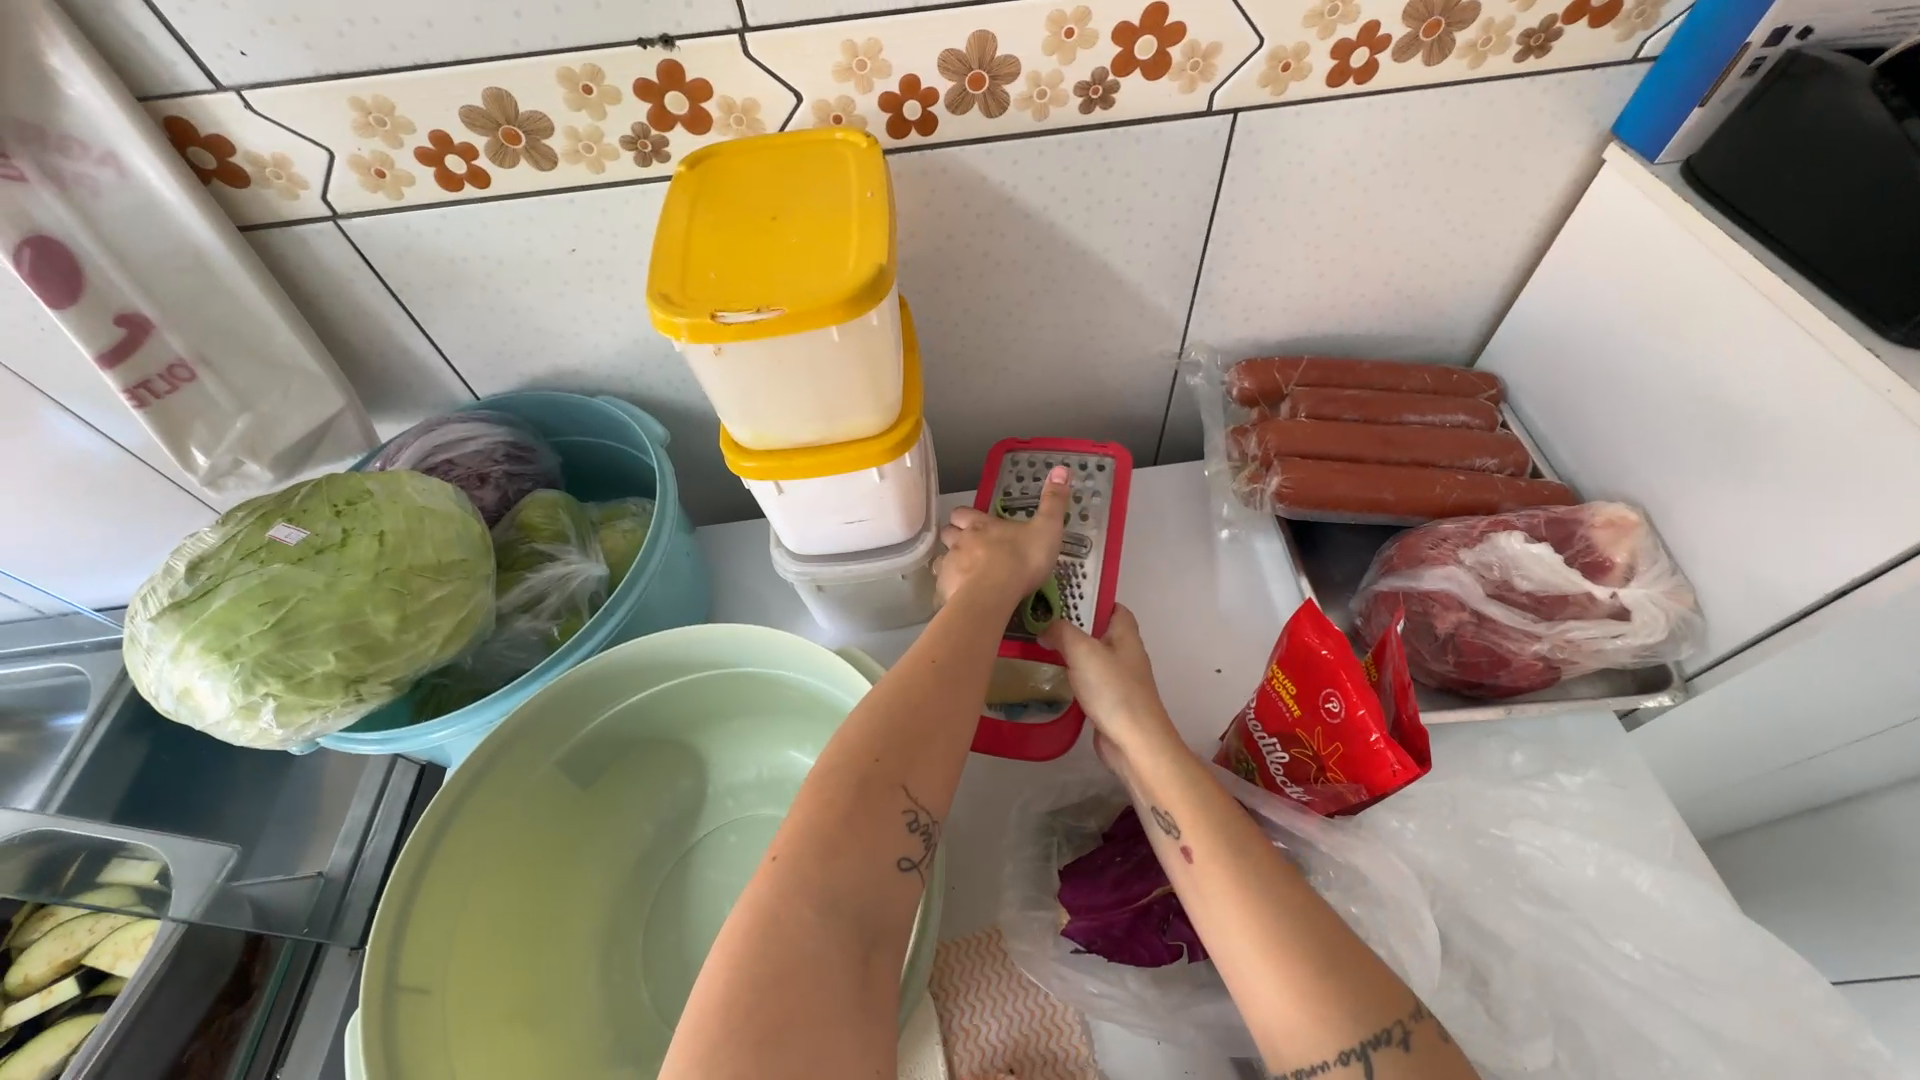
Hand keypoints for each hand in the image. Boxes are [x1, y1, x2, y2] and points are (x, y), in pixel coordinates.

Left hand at [935, 466, 1070, 608]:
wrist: (995, 594)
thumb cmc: (1022, 559)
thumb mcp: (1047, 528)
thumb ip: (1053, 502)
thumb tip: (1061, 469)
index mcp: (981, 525)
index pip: (961, 513)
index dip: (964, 517)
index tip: (971, 523)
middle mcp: (960, 541)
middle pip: (947, 533)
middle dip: (953, 537)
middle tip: (968, 547)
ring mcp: (949, 566)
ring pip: (940, 560)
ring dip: (950, 564)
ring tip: (964, 574)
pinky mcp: (945, 589)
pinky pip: (943, 587)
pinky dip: (950, 589)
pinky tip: (960, 596)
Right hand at [1039, 604, 1181, 767]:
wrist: (1134, 742)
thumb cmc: (1113, 690)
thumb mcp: (1083, 651)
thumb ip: (1062, 632)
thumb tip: (1045, 630)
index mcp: (1126, 634)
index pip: (1112, 606)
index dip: (1091, 599)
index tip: (1062, 597)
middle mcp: (1125, 653)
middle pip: (1098, 631)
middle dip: (1073, 625)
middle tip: (1042, 620)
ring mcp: (1118, 679)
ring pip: (1091, 656)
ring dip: (1070, 651)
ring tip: (1040, 644)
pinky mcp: (1109, 701)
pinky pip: (1087, 680)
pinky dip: (1071, 676)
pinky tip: (1051, 676)